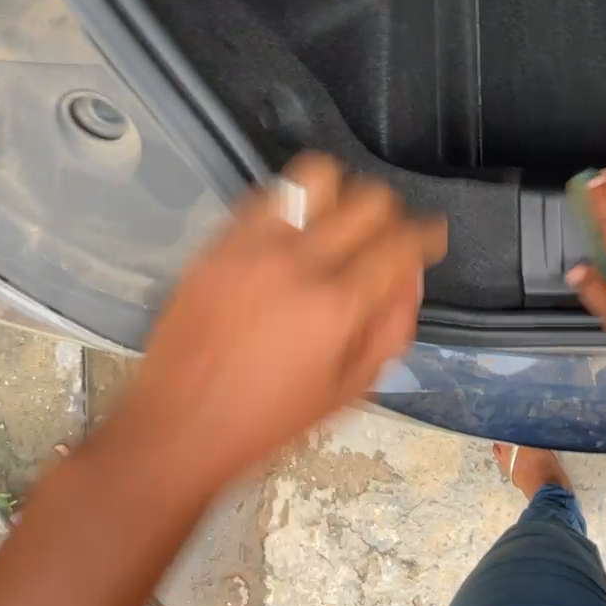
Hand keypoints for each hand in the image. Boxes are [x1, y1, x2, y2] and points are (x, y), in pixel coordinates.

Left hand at [109, 153, 446, 492]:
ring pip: (318, 177)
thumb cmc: (272, 418)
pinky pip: (267, 195)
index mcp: (338, 305)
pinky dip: (293, 205)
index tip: (430, 238)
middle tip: (386, 237)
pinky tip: (293, 234)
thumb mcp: (352, 388)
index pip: (402, 243)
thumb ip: (393, 327)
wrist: (175, 429)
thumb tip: (410, 278)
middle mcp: (299, 263)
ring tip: (338, 224)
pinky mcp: (217, 244)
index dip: (428, 236)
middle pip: (369, 200)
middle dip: (392, 214)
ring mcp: (253, 246)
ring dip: (342, 195)